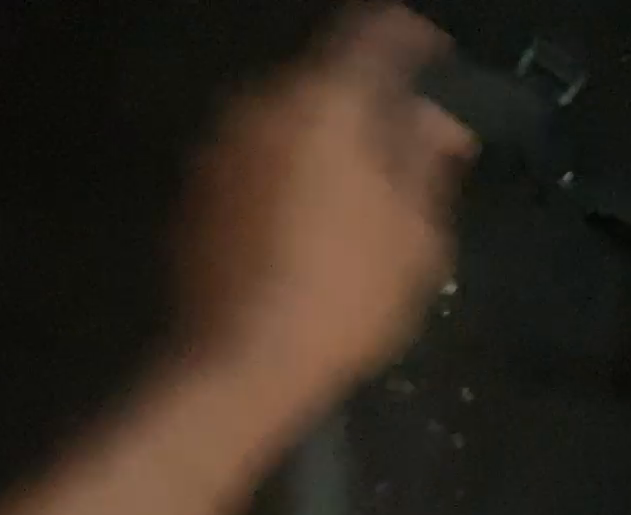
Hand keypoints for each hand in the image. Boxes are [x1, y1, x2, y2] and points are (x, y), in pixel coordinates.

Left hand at [174, 4, 476, 400]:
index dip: (416, 43)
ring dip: (323, 146)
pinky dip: (283, 177)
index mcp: (327, 102)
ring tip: (352, 203)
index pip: (380, 33)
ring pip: (287, 124)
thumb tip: (437, 121)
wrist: (244, 365)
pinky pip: (254, 164)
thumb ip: (427, 163)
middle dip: (368, 109)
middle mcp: (262, 104)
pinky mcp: (193, 194)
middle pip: (328, 82)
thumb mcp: (415, 240)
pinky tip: (302, 230)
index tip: (436, 66)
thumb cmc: (345, 302)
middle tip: (401, 155)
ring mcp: (219, 149)